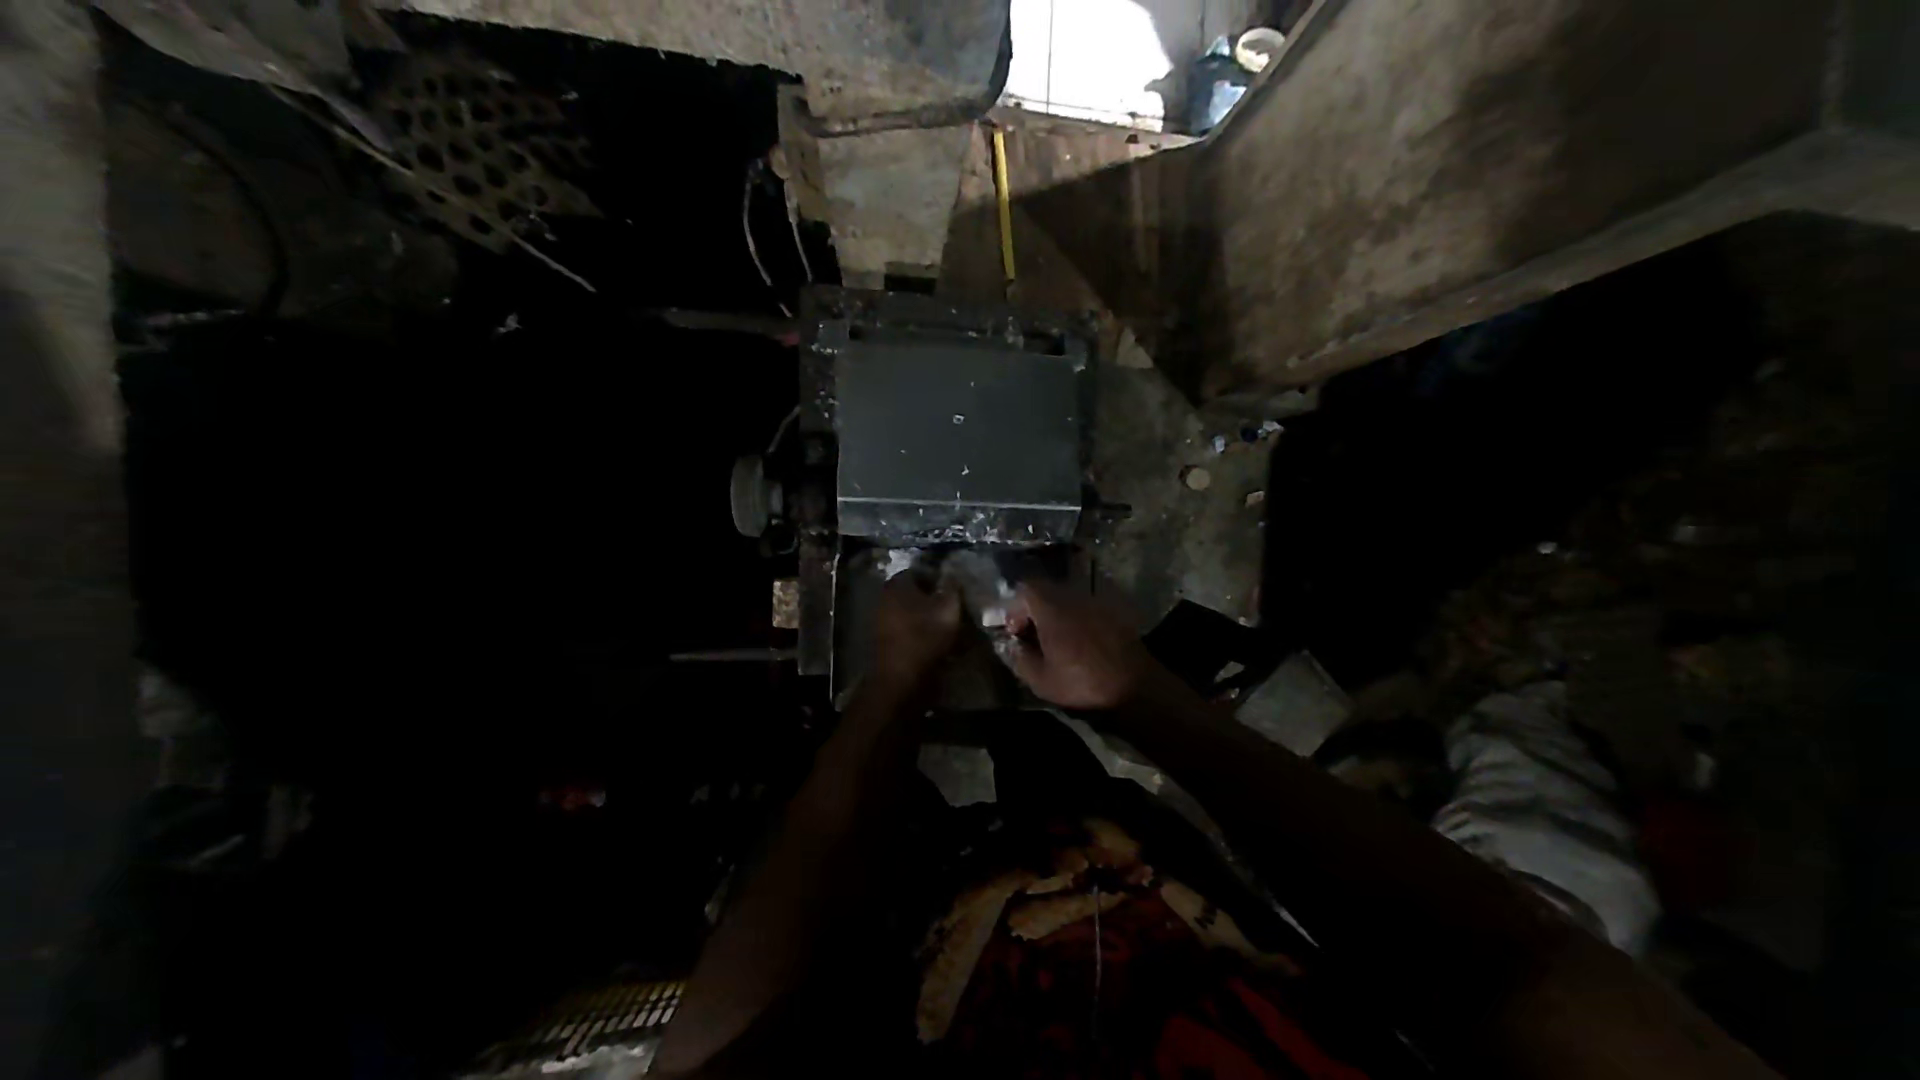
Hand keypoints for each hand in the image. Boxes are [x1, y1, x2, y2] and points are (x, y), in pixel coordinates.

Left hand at [870, 572, 962, 690]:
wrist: (900, 677)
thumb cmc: (925, 635)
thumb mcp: (948, 607)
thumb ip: (952, 587)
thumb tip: (952, 574)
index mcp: (897, 584)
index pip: (920, 572)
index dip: (940, 579)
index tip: (955, 591)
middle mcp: (885, 598)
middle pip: (915, 594)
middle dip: (933, 600)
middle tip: (953, 610)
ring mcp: (881, 620)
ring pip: (911, 613)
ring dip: (928, 619)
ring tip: (949, 630)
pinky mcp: (884, 642)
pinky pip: (907, 631)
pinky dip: (920, 634)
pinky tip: (936, 644)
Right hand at [1004, 581, 1158, 708]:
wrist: (1135, 685)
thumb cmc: (1083, 681)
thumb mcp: (1042, 680)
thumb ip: (1020, 659)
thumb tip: (1012, 646)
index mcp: (1052, 608)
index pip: (1026, 588)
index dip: (1015, 608)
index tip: (1016, 632)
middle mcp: (1074, 597)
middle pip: (1046, 591)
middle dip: (1034, 611)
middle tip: (1033, 637)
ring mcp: (1096, 602)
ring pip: (1067, 599)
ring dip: (1056, 615)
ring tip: (1056, 642)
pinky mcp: (1114, 611)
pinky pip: (1086, 608)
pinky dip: (1076, 620)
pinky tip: (1079, 643)